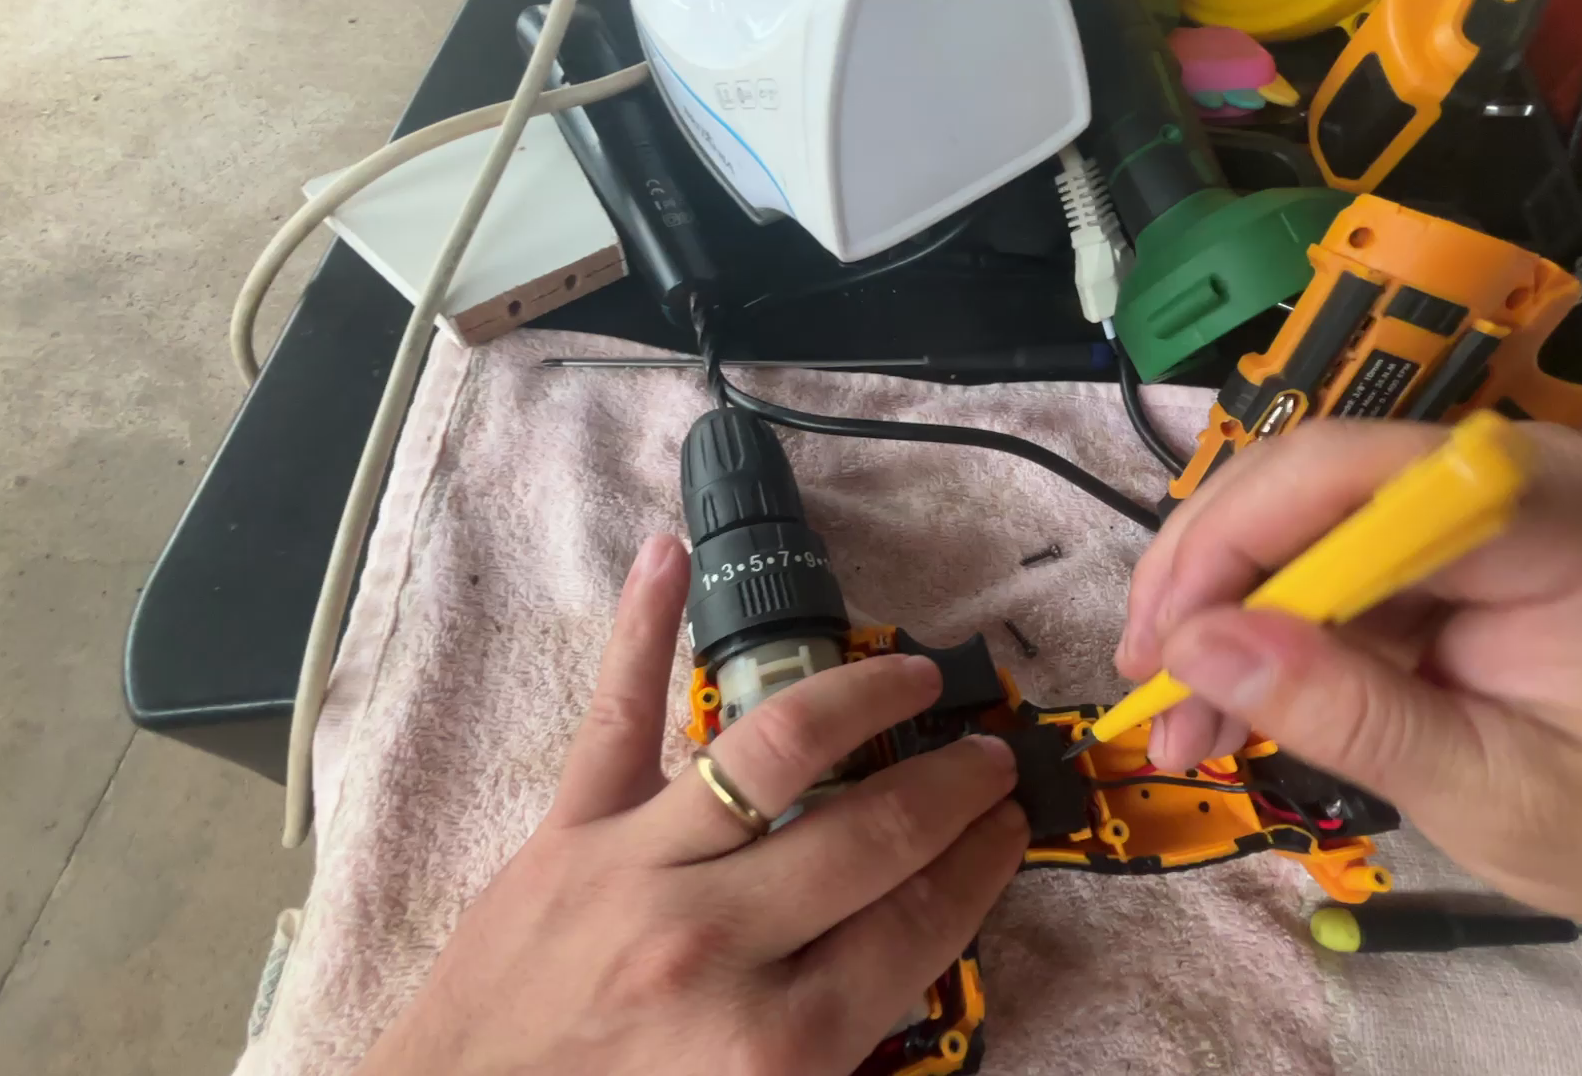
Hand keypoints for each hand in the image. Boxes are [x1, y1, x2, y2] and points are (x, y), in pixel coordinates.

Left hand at [357, 534, 1025, 1075]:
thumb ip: (849, 1031)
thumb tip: (922, 928)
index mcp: (774, 1049)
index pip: (916, 925)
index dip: (979, 864)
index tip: (1011, 823)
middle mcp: (714, 944)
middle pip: (870, 834)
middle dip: (951, 785)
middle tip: (991, 749)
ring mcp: (635, 866)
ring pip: (771, 751)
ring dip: (859, 698)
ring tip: (912, 674)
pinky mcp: (570, 827)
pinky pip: (618, 712)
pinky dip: (641, 626)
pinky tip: (670, 555)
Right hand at [1116, 420, 1581, 938]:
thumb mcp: (1501, 798)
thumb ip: (1347, 717)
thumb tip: (1196, 647)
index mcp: (1577, 515)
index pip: (1357, 473)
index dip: (1235, 539)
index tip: (1167, 640)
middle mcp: (1512, 477)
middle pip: (1300, 480)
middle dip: (1199, 575)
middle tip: (1143, 668)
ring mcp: (1465, 507)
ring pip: (1283, 520)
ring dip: (1210, 611)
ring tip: (1171, 709)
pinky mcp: (1427, 548)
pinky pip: (1306, 564)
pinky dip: (1248, 631)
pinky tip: (1216, 697)